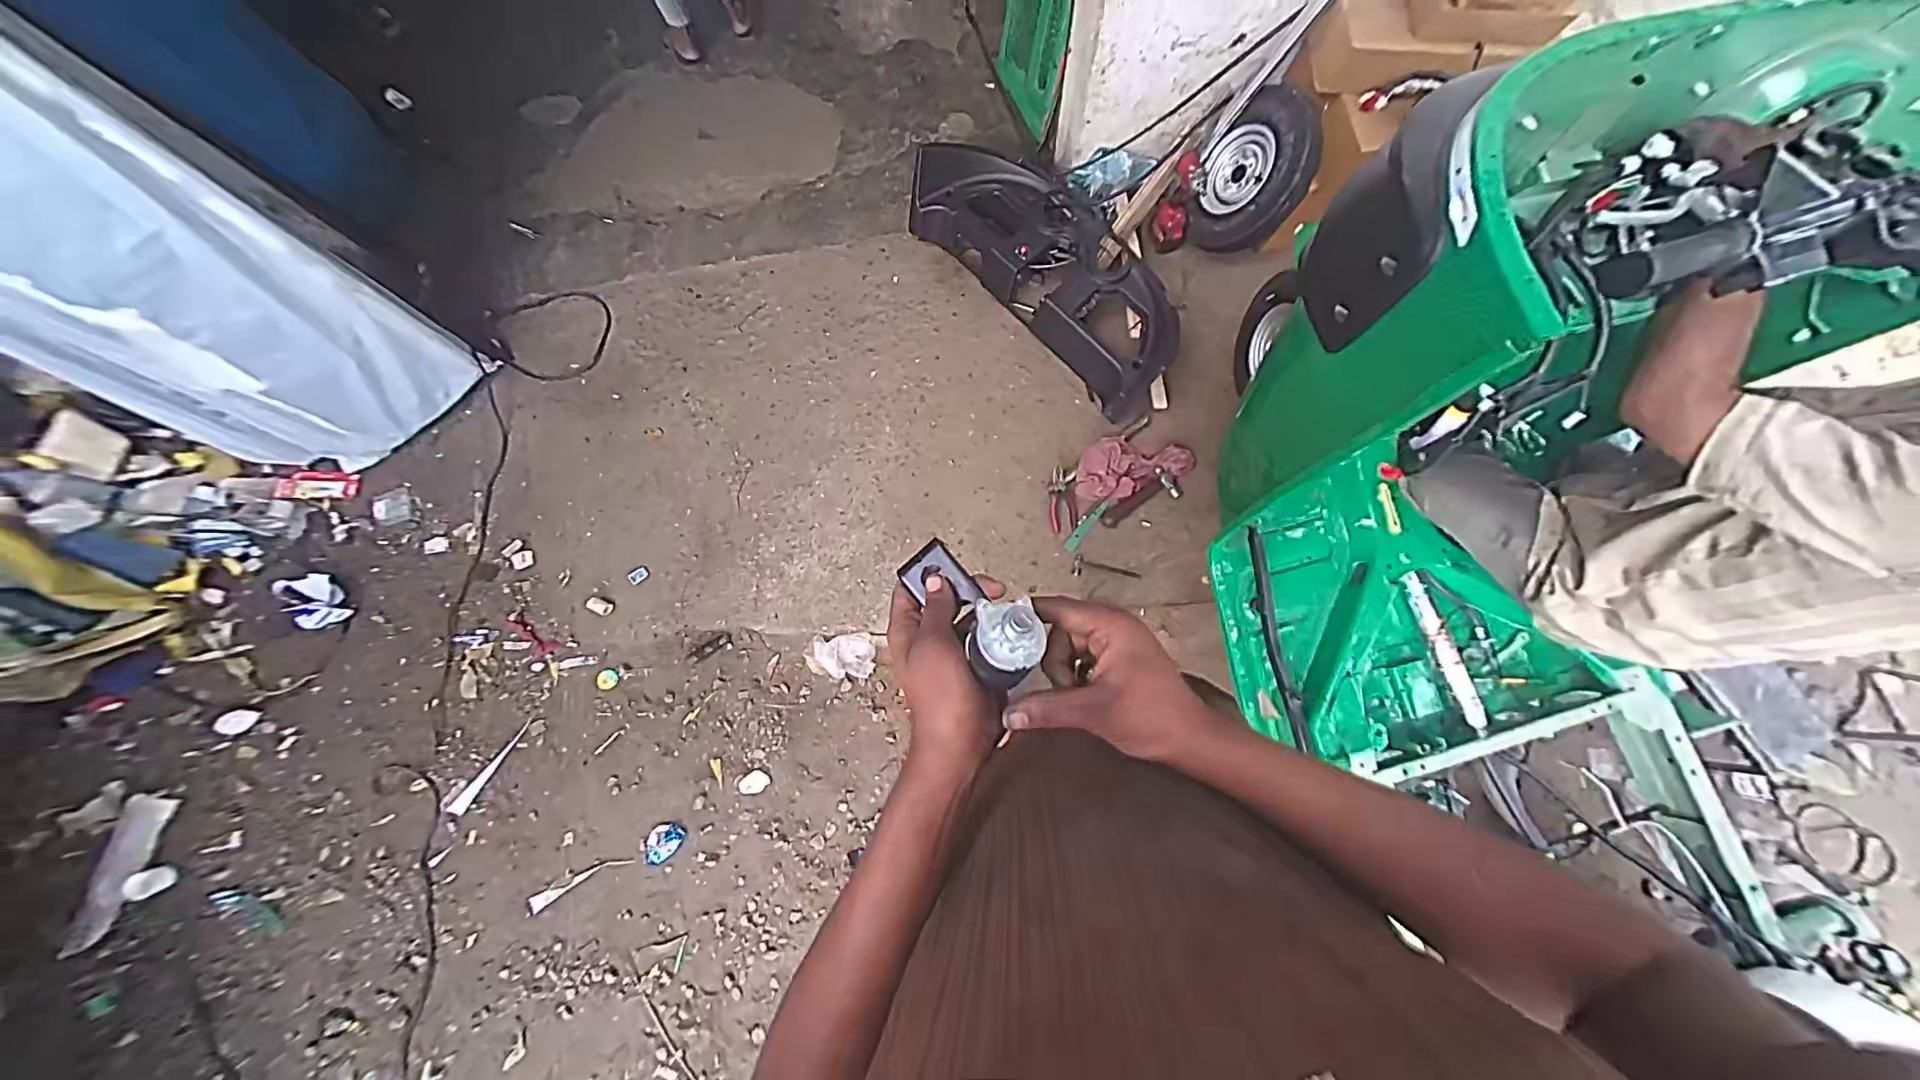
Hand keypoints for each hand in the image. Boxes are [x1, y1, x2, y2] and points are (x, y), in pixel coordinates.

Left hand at [885, 571, 1005, 779]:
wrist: (962, 740)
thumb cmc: (939, 701)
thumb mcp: (933, 644)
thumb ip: (936, 608)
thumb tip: (936, 581)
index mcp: (907, 632)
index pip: (909, 589)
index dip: (928, 574)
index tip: (951, 567)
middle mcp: (926, 640)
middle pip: (943, 599)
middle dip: (965, 589)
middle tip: (986, 588)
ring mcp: (950, 652)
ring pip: (965, 617)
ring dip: (982, 609)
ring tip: (998, 606)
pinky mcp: (972, 664)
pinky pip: (983, 637)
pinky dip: (993, 629)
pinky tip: (1003, 628)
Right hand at [1003, 596, 1235, 762]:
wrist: (1189, 738)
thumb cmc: (1154, 717)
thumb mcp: (1093, 711)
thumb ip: (1047, 707)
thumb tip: (1011, 714)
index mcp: (1110, 625)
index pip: (1056, 609)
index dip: (1028, 620)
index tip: (1005, 636)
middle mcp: (1113, 625)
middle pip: (1058, 630)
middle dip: (1053, 661)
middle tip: (1066, 687)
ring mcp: (1116, 640)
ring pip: (1067, 646)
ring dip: (1064, 671)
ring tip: (1081, 694)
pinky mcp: (1117, 656)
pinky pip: (1080, 657)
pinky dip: (1076, 675)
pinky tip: (1086, 694)